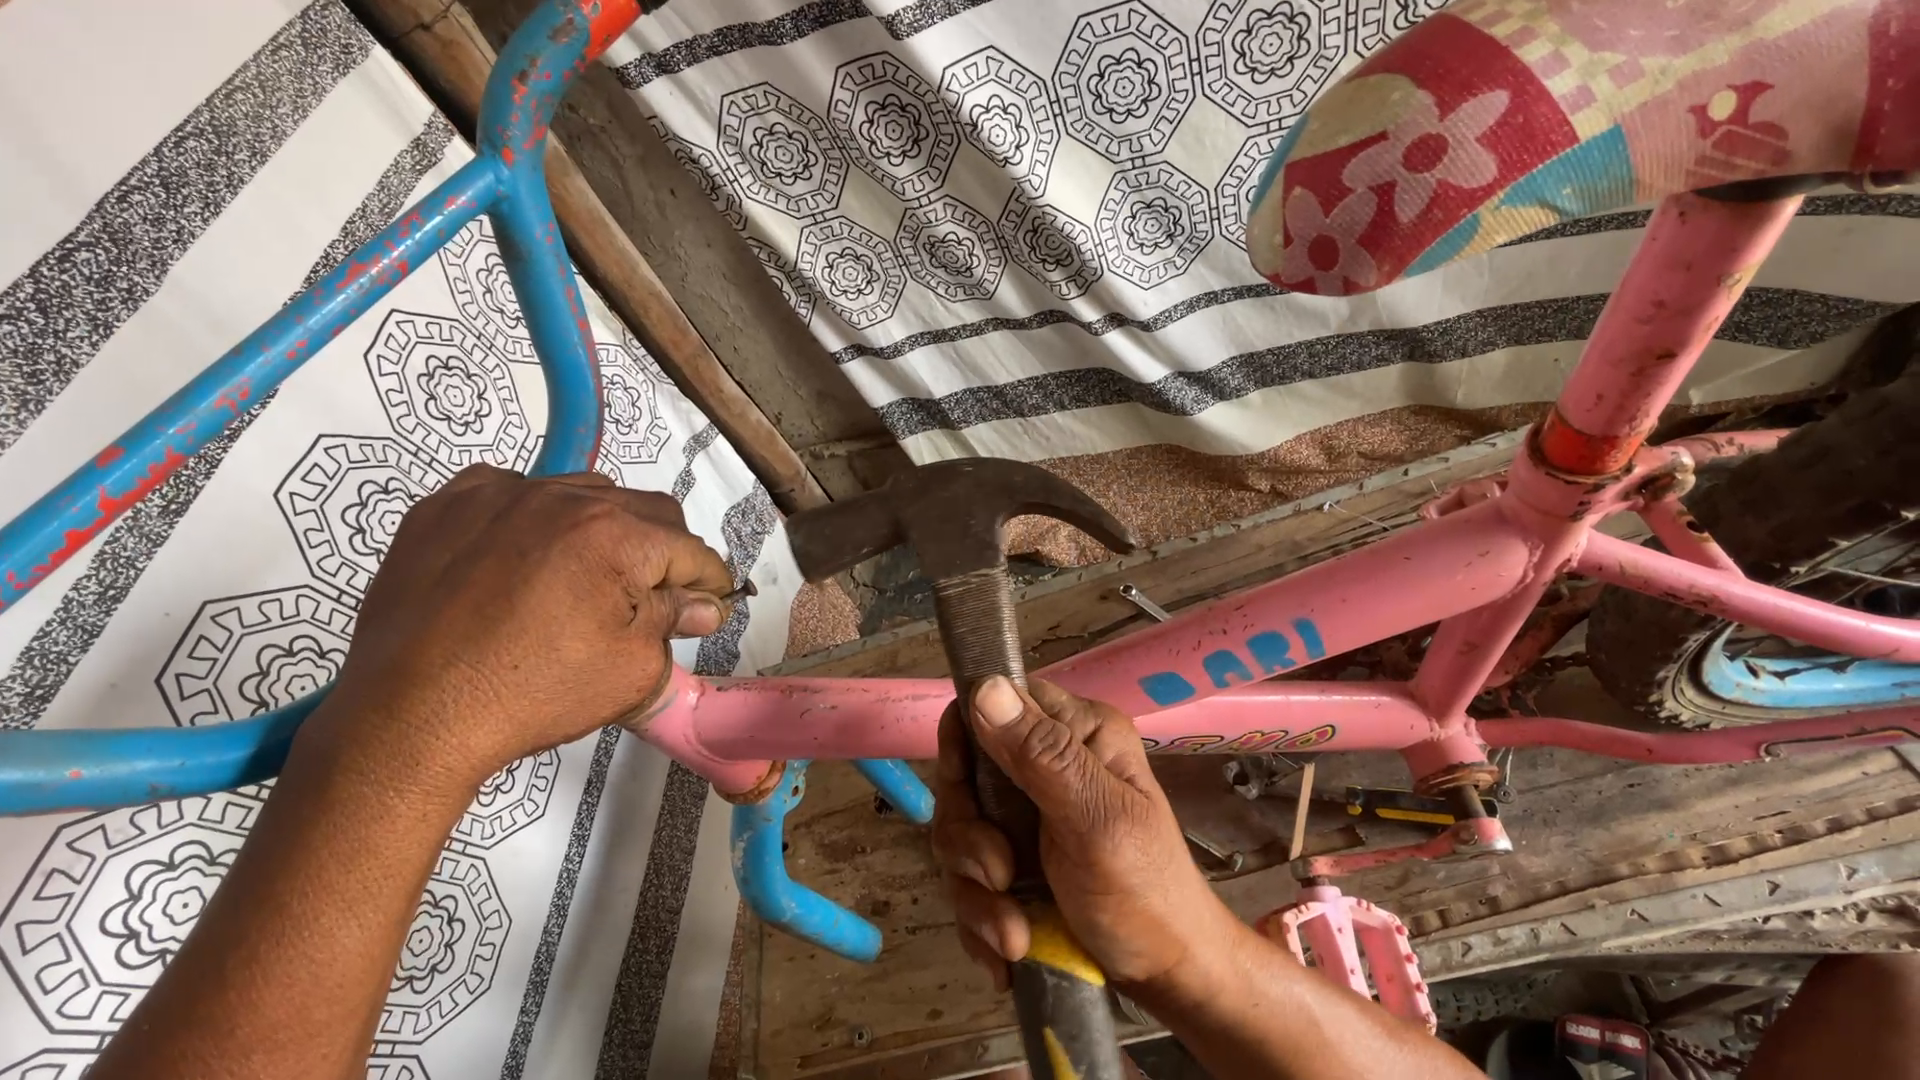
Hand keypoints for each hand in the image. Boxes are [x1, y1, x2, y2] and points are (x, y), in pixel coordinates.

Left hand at [299, 466, 731, 800]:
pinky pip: (513, 493)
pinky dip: (533, 520)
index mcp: (616, 535)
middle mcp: (562, 497)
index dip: (709, 583)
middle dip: (662, 554)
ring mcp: (498, 494)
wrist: (409, 717)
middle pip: (645, 511)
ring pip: (582, 494)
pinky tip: (520, 561)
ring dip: (600, 531)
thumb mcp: (629, 669)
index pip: (691, 549)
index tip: (708, 608)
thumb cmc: (533, 695)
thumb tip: (703, 605)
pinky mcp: (446, 505)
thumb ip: (674, 623)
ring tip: (579, 582)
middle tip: (647, 601)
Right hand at [930, 677, 1231, 993]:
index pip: (994, 703)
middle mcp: (1046, 764)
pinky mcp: (1011, 864)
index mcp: (1077, 732)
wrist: (1168, 979)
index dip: (966, 741)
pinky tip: (1009, 948)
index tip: (965, 792)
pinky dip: (979, 920)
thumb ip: (1043, 755)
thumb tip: (985, 687)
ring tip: (1013, 936)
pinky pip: (964, 880)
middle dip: (969, 839)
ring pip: (957, 834)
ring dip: (976, 894)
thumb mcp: (1098, 822)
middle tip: (1000, 877)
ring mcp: (1024, 818)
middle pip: (963, 776)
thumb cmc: (1147, 893)